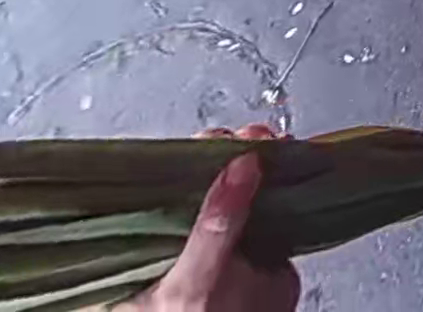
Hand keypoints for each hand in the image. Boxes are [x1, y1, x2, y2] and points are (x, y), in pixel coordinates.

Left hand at [115, 125, 298, 311]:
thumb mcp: (193, 284)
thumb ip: (214, 227)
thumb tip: (241, 162)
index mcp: (133, 254)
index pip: (139, 197)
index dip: (169, 164)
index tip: (202, 144)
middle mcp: (172, 236)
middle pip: (192, 180)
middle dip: (221, 152)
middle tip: (244, 138)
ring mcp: (217, 229)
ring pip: (235, 178)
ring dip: (257, 152)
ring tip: (269, 140)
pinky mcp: (258, 224)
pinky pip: (269, 186)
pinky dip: (283, 163)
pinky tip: (290, 149)